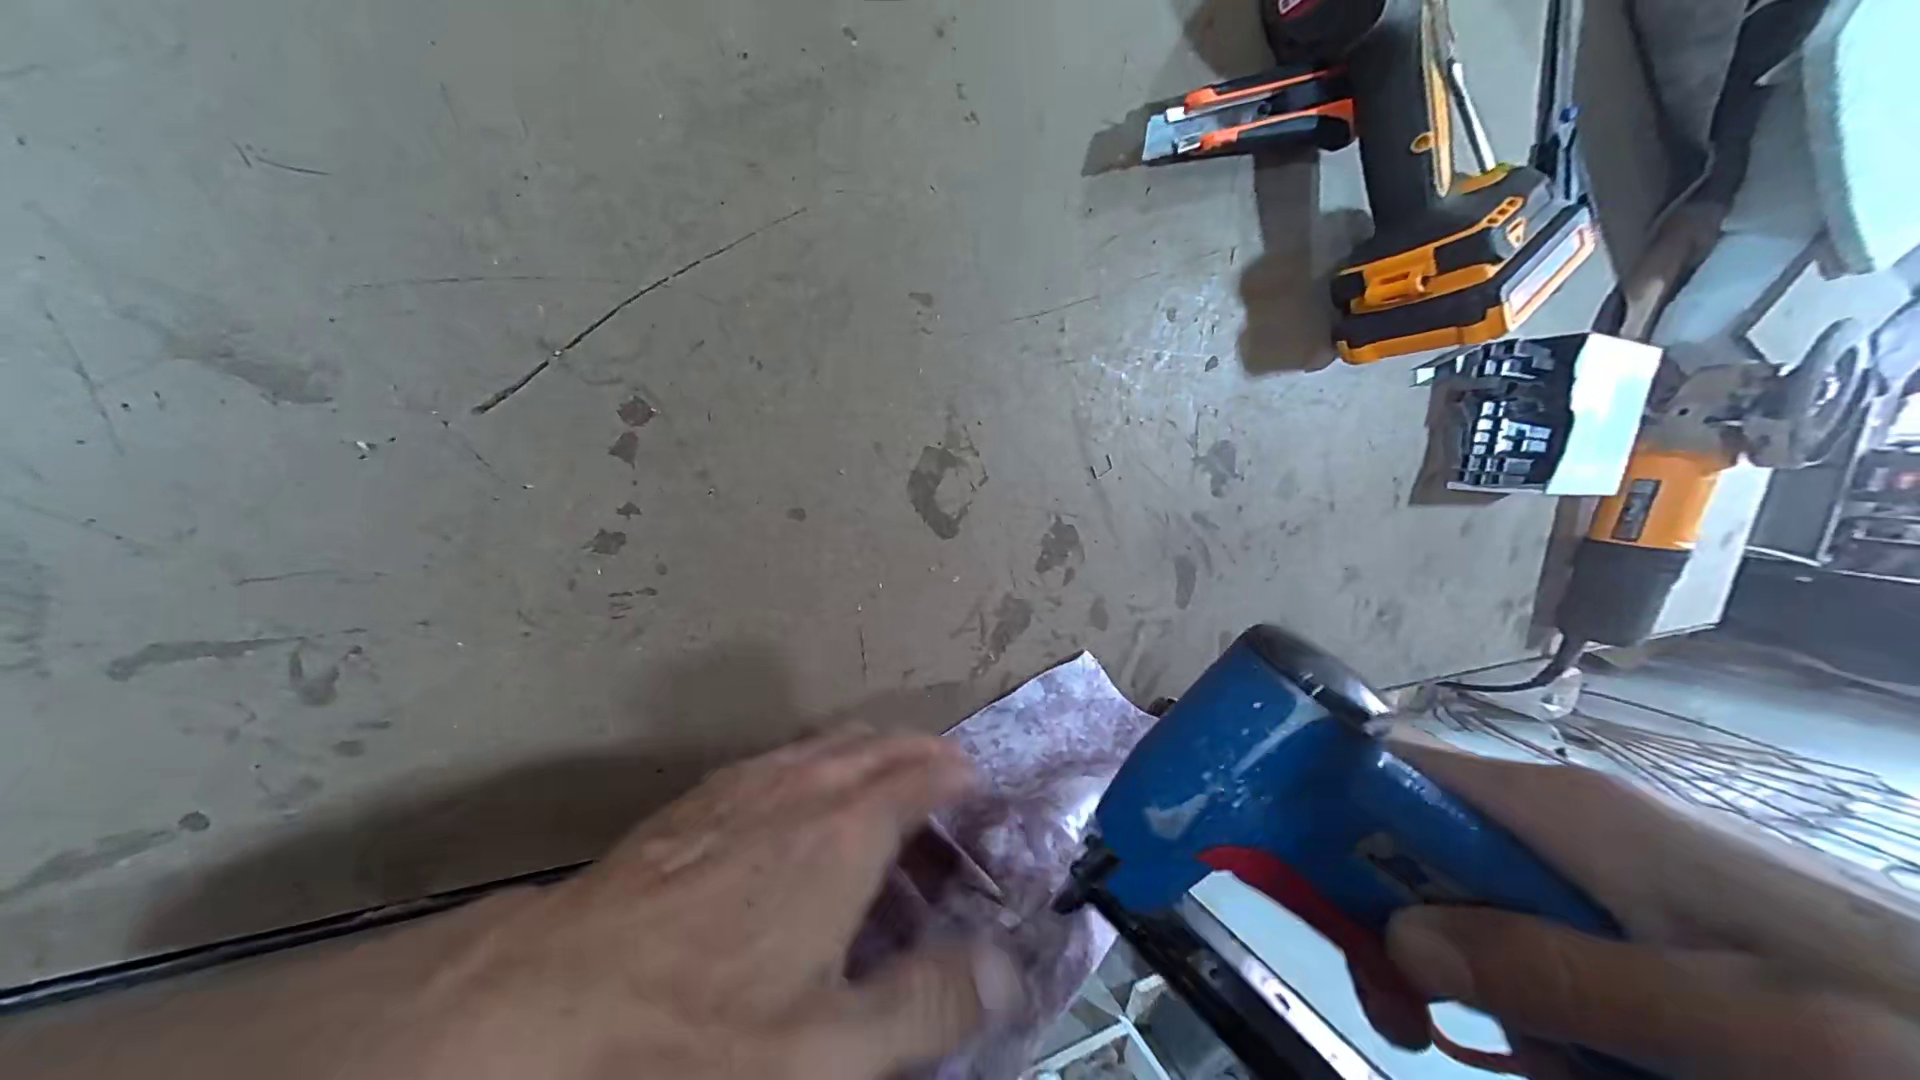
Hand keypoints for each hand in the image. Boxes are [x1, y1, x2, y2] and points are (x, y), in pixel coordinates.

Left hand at [3, 731, 1023, 1079]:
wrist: (540, 1008)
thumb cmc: (697, 1035)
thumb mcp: (830, 1053)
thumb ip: (928, 1003)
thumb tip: (1004, 967)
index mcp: (846, 827)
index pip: (926, 772)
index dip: (964, 778)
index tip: (988, 799)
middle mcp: (804, 783)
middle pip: (883, 742)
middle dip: (925, 755)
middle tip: (952, 795)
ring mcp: (747, 782)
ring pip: (833, 743)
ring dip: (874, 754)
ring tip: (892, 788)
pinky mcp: (701, 797)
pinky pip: (787, 758)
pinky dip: (822, 765)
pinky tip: (807, 804)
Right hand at [1370, 738, 1919, 1078]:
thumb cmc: (1894, 1021)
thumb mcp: (1732, 1021)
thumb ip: (1559, 973)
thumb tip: (1401, 941)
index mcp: (1555, 807)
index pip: (1391, 763)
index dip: (1325, 804)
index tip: (1310, 893)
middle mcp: (1555, 816)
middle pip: (1415, 842)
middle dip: (1401, 928)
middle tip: (1411, 1021)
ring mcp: (1590, 860)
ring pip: (1469, 901)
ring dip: (1480, 984)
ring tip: (1548, 1064)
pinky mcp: (1623, 904)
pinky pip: (1531, 936)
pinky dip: (1534, 999)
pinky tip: (1592, 1056)